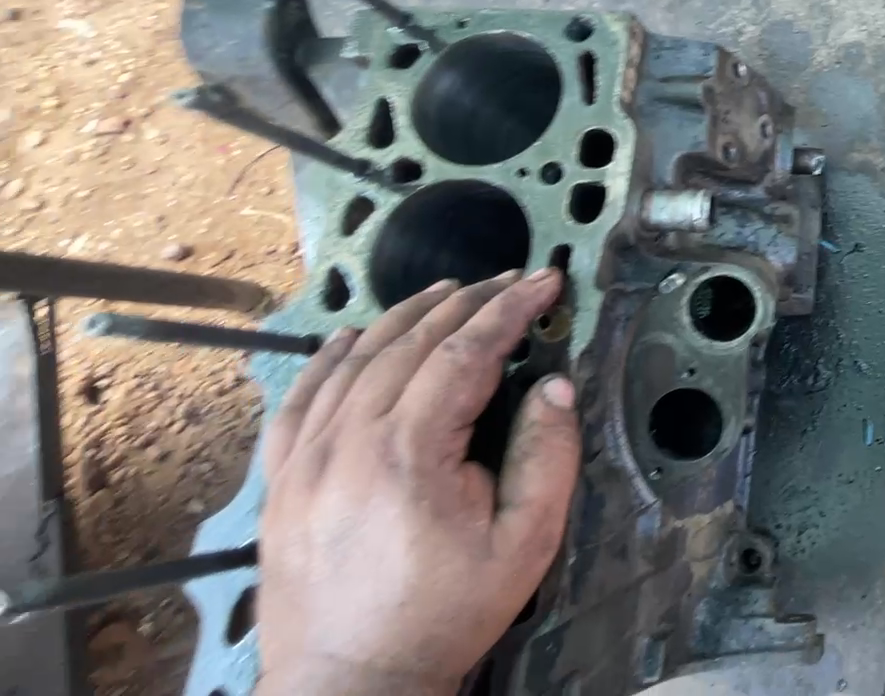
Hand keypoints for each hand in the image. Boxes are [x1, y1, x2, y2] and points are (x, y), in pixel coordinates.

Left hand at [257, 269, 580, 695]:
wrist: (349, 686)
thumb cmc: (450, 610)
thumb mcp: (527, 538)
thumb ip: (547, 454)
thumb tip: (555, 383)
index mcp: (409, 454)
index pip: (465, 353)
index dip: (510, 309)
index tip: (546, 281)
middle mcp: (347, 443)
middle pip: (410, 344)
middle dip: (469, 301)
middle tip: (513, 278)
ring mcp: (303, 461)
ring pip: (355, 361)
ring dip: (408, 316)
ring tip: (451, 290)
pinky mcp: (280, 482)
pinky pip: (300, 400)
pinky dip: (329, 357)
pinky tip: (351, 335)